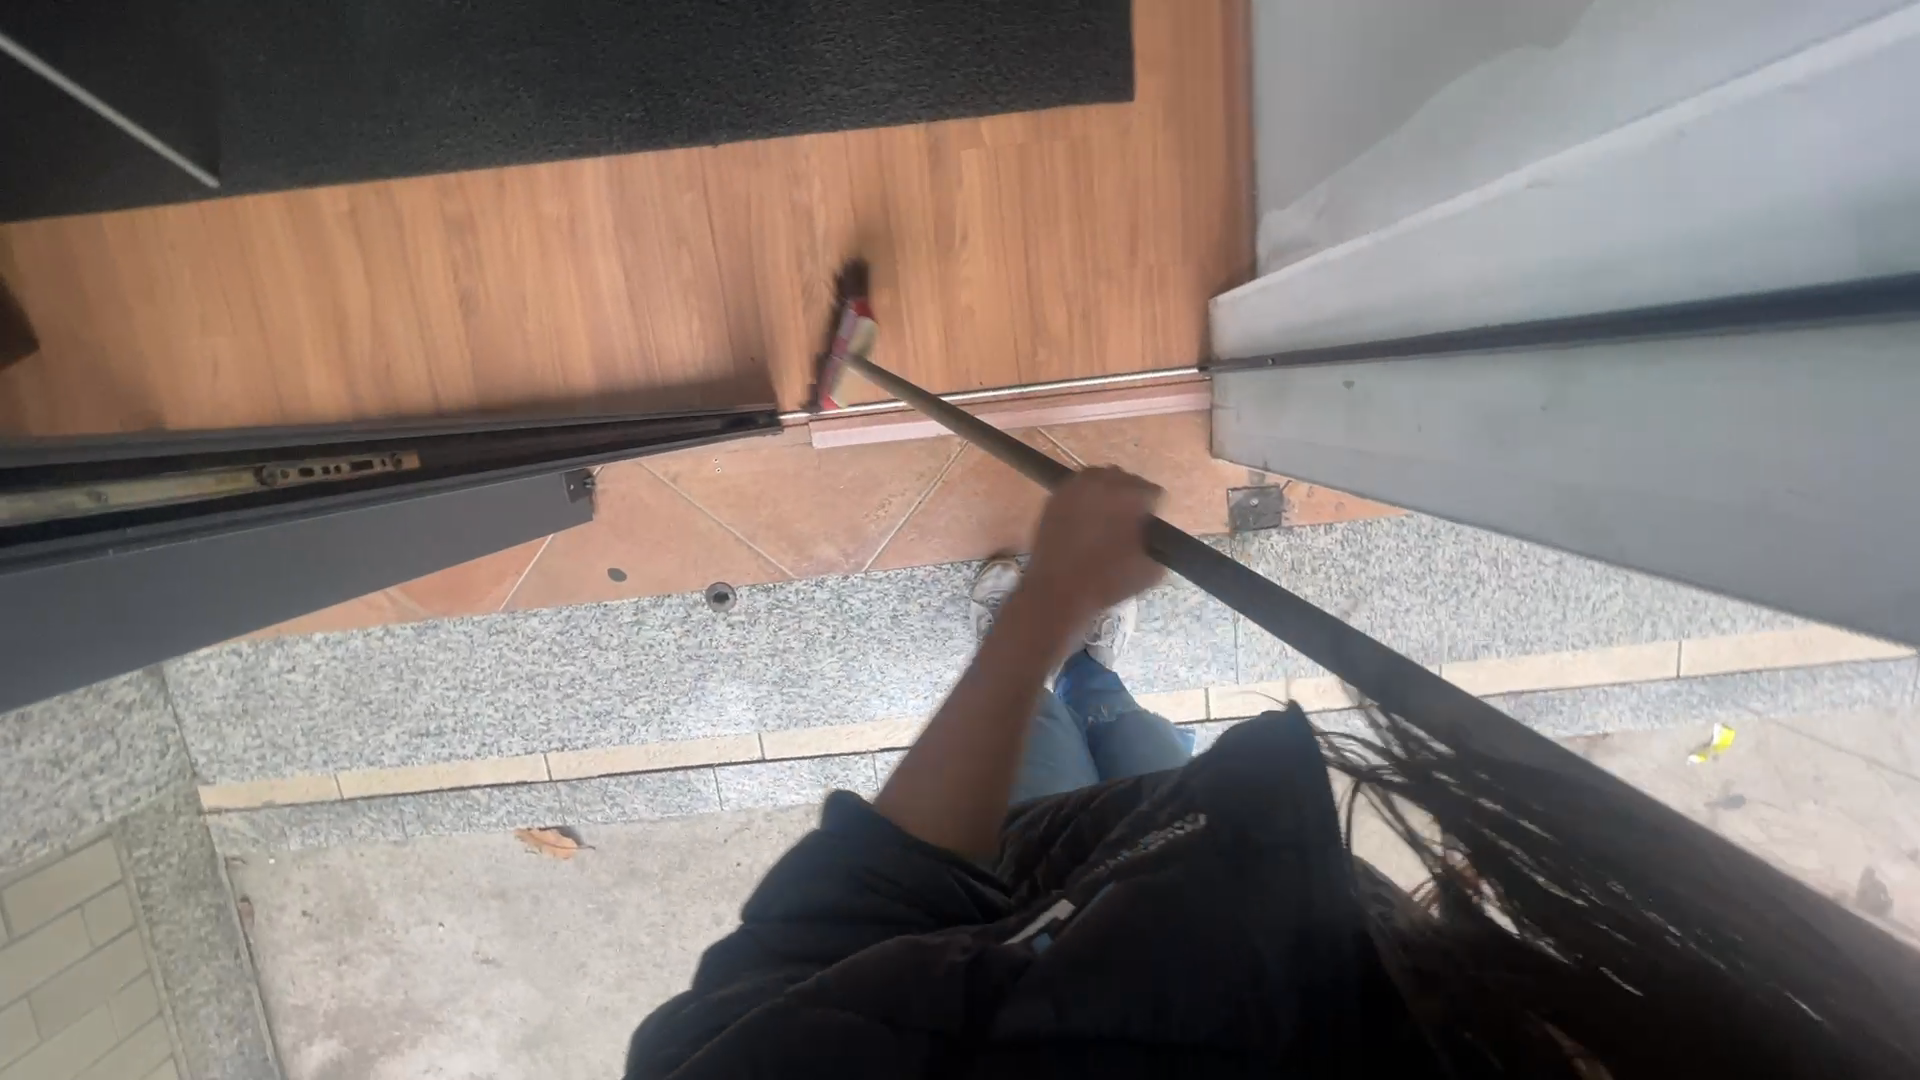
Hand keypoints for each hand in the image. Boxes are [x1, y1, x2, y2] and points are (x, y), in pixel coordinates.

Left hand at [1023, 467, 1165, 623]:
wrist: (1056, 591)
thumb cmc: (1106, 582)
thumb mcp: (1149, 569)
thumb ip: (1157, 544)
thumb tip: (1154, 536)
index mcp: (1131, 496)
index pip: (1153, 492)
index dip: (1153, 509)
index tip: (1149, 525)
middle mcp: (1103, 482)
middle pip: (1126, 480)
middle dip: (1130, 497)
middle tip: (1128, 520)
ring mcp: (1075, 486)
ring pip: (1099, 479)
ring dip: (1106, 493)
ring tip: (1105, 516)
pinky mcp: (1055, 497)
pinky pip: (1076, 489)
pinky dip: (1083, 499)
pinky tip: (1083, 518)